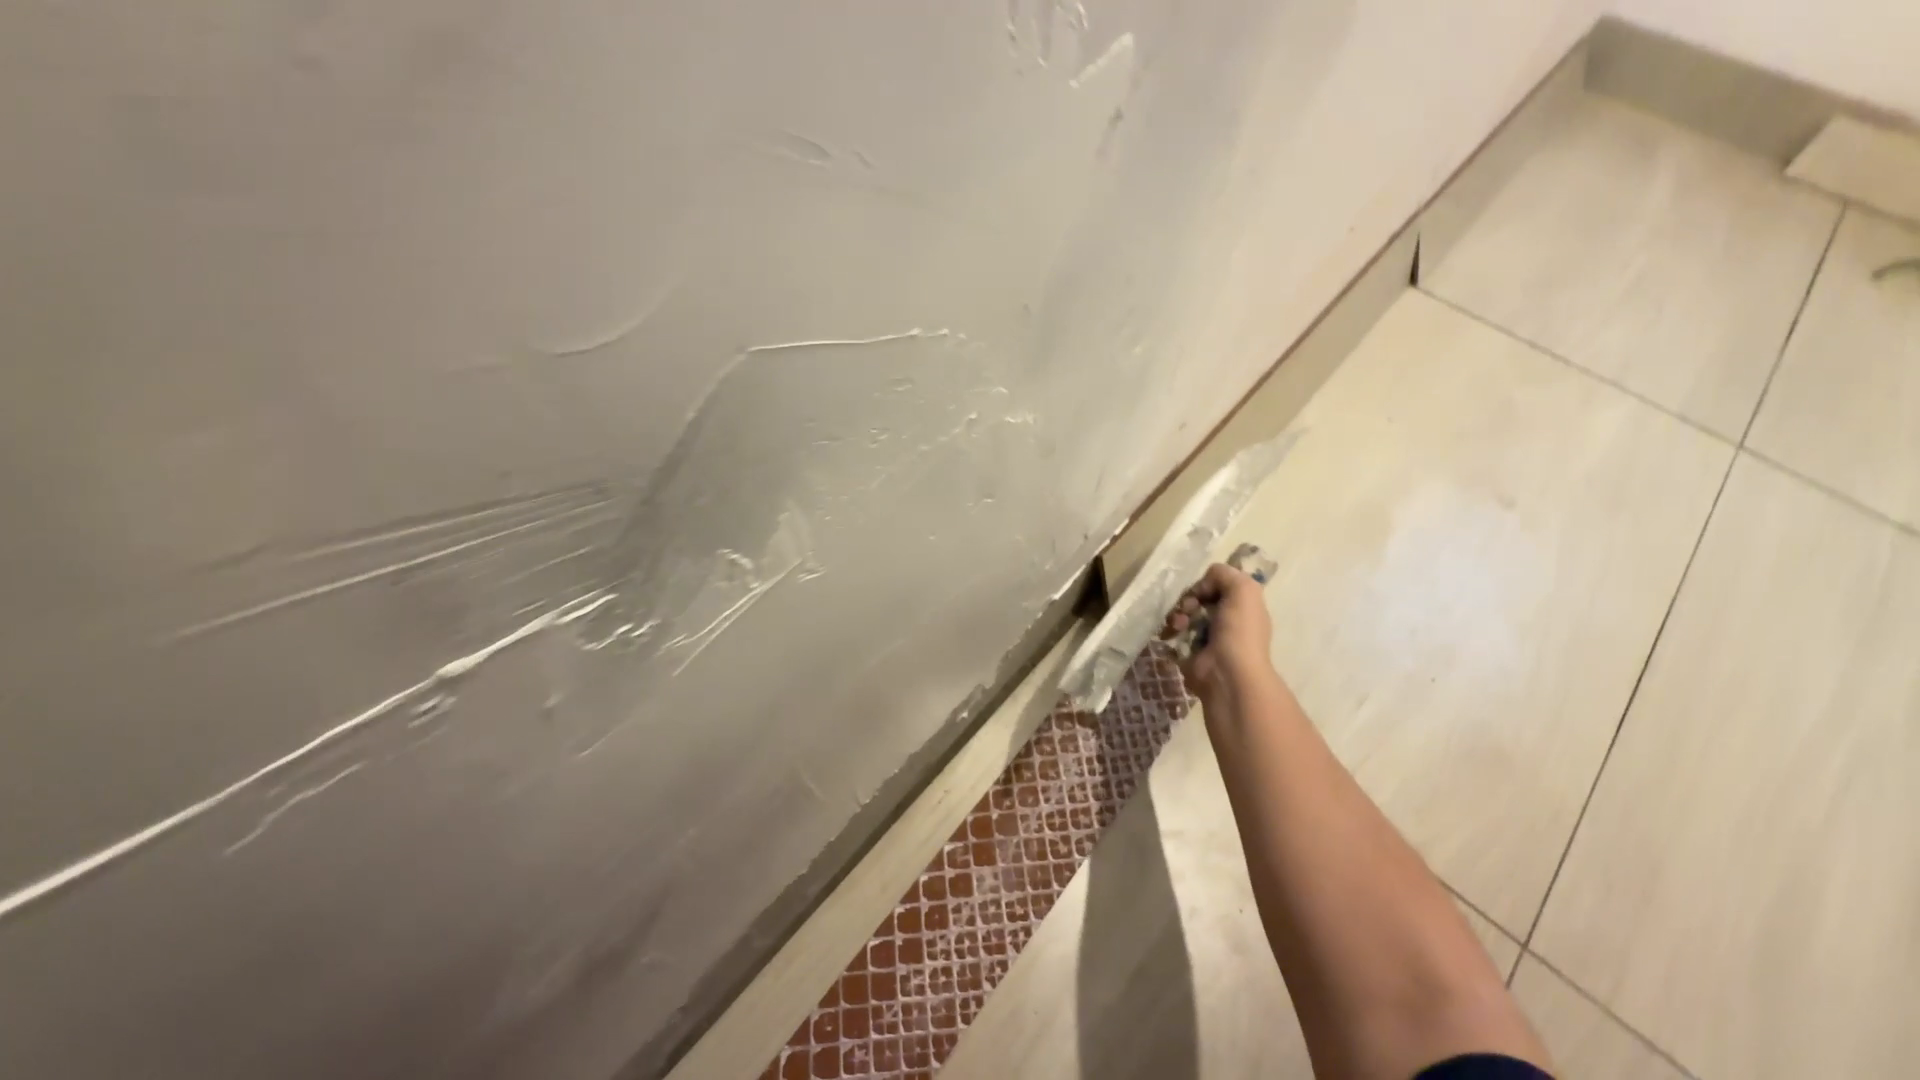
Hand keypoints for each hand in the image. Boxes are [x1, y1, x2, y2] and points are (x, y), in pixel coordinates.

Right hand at [1162, 562, 1273, 700]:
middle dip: (1189, 599)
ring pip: (1185, 614)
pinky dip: (1171, 630)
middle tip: (1189, 608)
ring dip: (1178, 614)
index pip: (1219, 585)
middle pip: (1200, 598)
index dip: (1208, 584)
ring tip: (1178, 623)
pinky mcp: (1190, 651)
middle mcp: (1227, 620)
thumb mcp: (1243, 590)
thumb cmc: (1239, 631)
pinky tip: (1172, 633)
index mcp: (1243, 606)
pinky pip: (1175, 632)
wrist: (1228, 674)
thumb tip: (1203, 585)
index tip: (1204, 591)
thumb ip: (1224, 574)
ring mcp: (1208, 637)